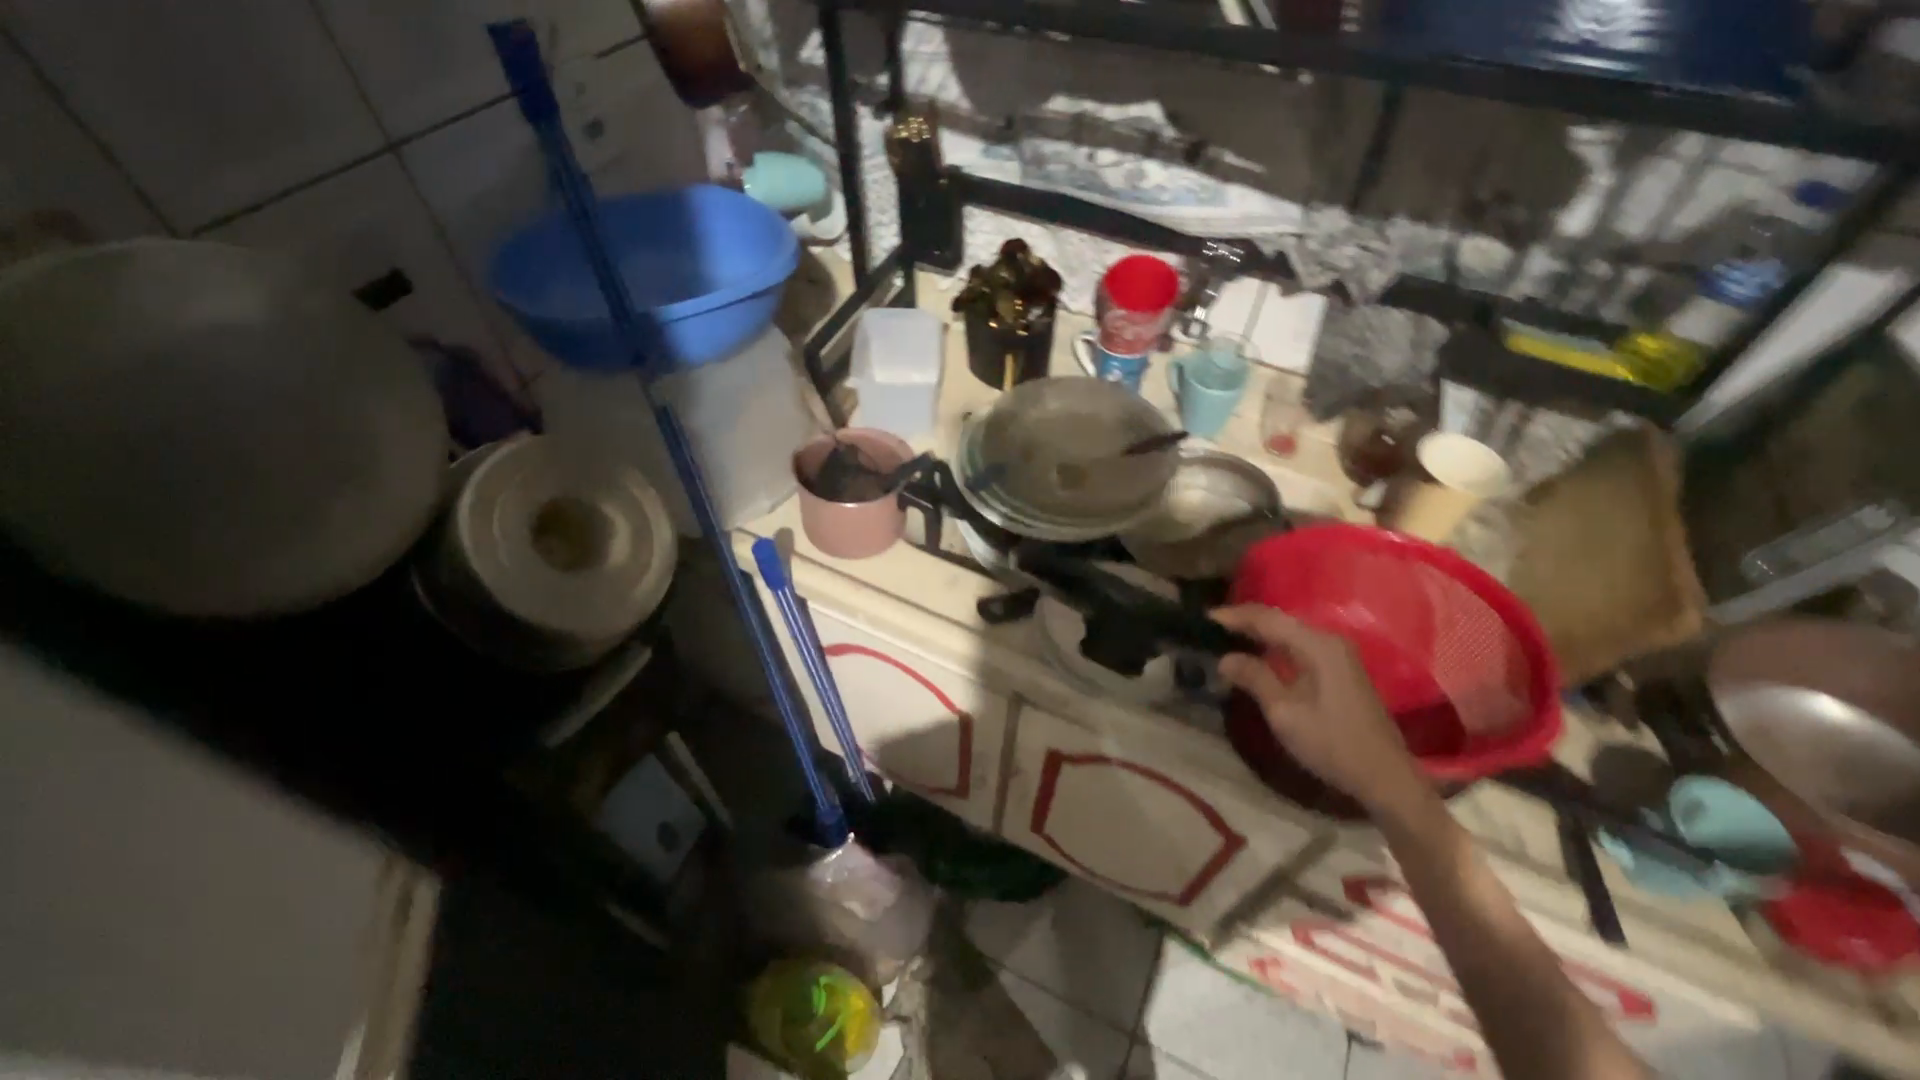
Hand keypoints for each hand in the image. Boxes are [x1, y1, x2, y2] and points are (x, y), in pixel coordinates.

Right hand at [1212, 605, 1431, 815]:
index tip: (1204, 618)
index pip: (1268, 618)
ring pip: (1291, 633)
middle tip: (1210, 627)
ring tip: (1228, 637)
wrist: (1384, 774)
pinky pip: (1300, 646)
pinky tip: (1259, 654)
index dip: (1235, 616)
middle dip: (1246, 621)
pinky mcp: (1341, 670)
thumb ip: (1255, 679)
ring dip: (1260, 633)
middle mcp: (1329, 641)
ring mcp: (1339, 655)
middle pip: (1280, 620)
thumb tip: (1225, 658)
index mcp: (1317, 646)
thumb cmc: (1332, 743)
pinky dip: (1276, 646)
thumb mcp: (1285, 714)